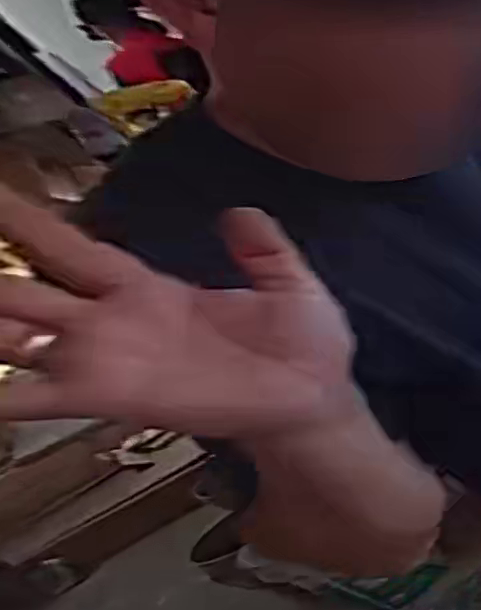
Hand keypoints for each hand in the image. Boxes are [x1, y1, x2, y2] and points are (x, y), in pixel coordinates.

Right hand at [0, 190, 356, 438]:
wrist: (320, 398)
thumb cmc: (309, 347)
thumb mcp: (295, 290)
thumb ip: (267, 253)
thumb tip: (245, 212)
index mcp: (146, 291)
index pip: (66, 246)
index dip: (18, 219)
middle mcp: (107, 321)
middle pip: (7, 287)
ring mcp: (98, 359)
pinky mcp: (103, 396)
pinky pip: (17, 398)